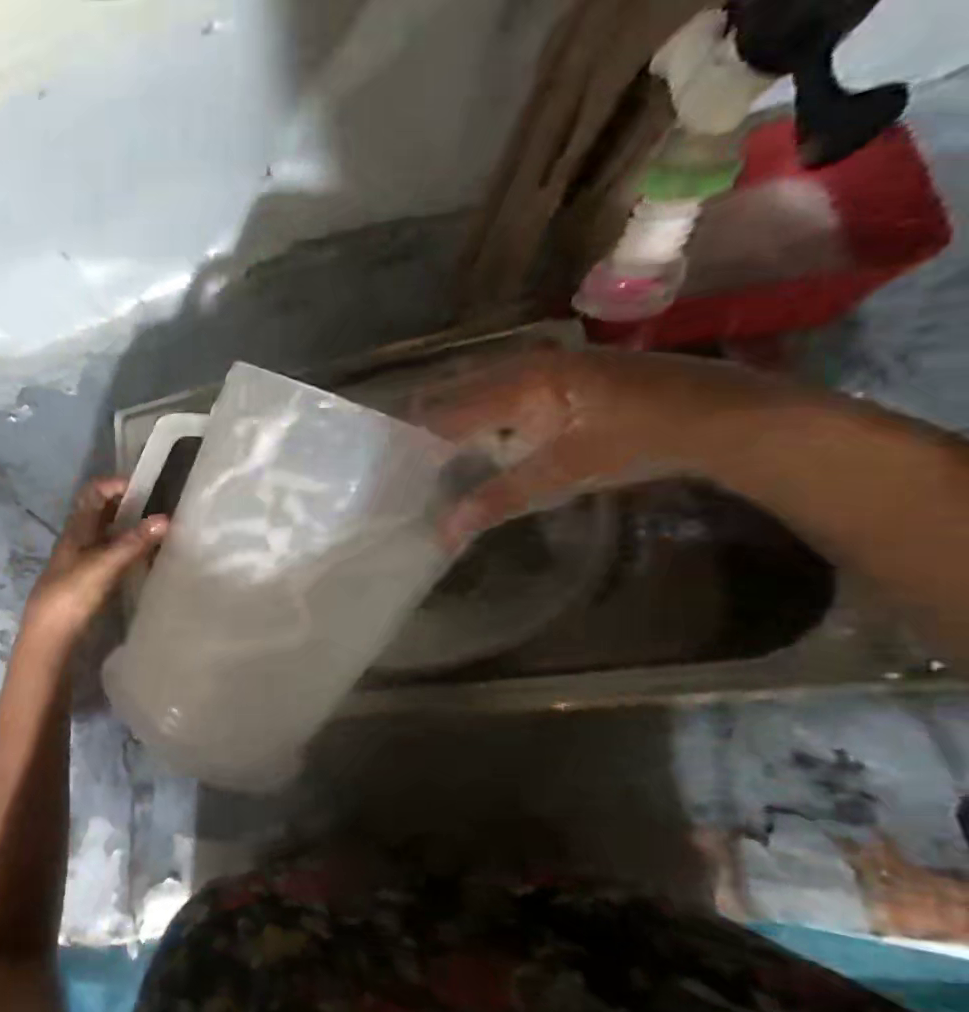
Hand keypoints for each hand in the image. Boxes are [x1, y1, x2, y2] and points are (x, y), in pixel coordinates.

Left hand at [20, 479, 166, 649]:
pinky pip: (109, 558)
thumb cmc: (72, 595)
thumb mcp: (104, 566)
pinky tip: (144, 561)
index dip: (115, 484)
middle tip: (159, 508)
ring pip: (106, 536)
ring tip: (159, 532)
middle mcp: (77, 541)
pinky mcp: (86, 583)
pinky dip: (127, 553)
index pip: (93, 493)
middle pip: (101, 514)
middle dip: (127, 506)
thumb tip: (165, 518)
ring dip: (129, 530)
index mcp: (76, 530)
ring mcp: (80, 563)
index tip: (146, 486)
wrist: (48, 637)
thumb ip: (133, 542)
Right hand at [411, 347, 789, 546]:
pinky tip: (484, 444)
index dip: (414, 441)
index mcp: (518, 382)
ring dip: (454, 422)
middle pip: (453, 393)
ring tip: (434, 460)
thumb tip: (442, 534)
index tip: (390, 469)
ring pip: (477, 390)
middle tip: (405, 468)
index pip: (443, 411)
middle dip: (426, 429)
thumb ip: (499, 499)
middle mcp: (525, 365)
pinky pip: (503, 391)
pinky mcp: (565, 375)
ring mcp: (548, 365)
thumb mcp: (566, 474)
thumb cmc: (644, 440)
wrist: (734, 415)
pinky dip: (483, 417)